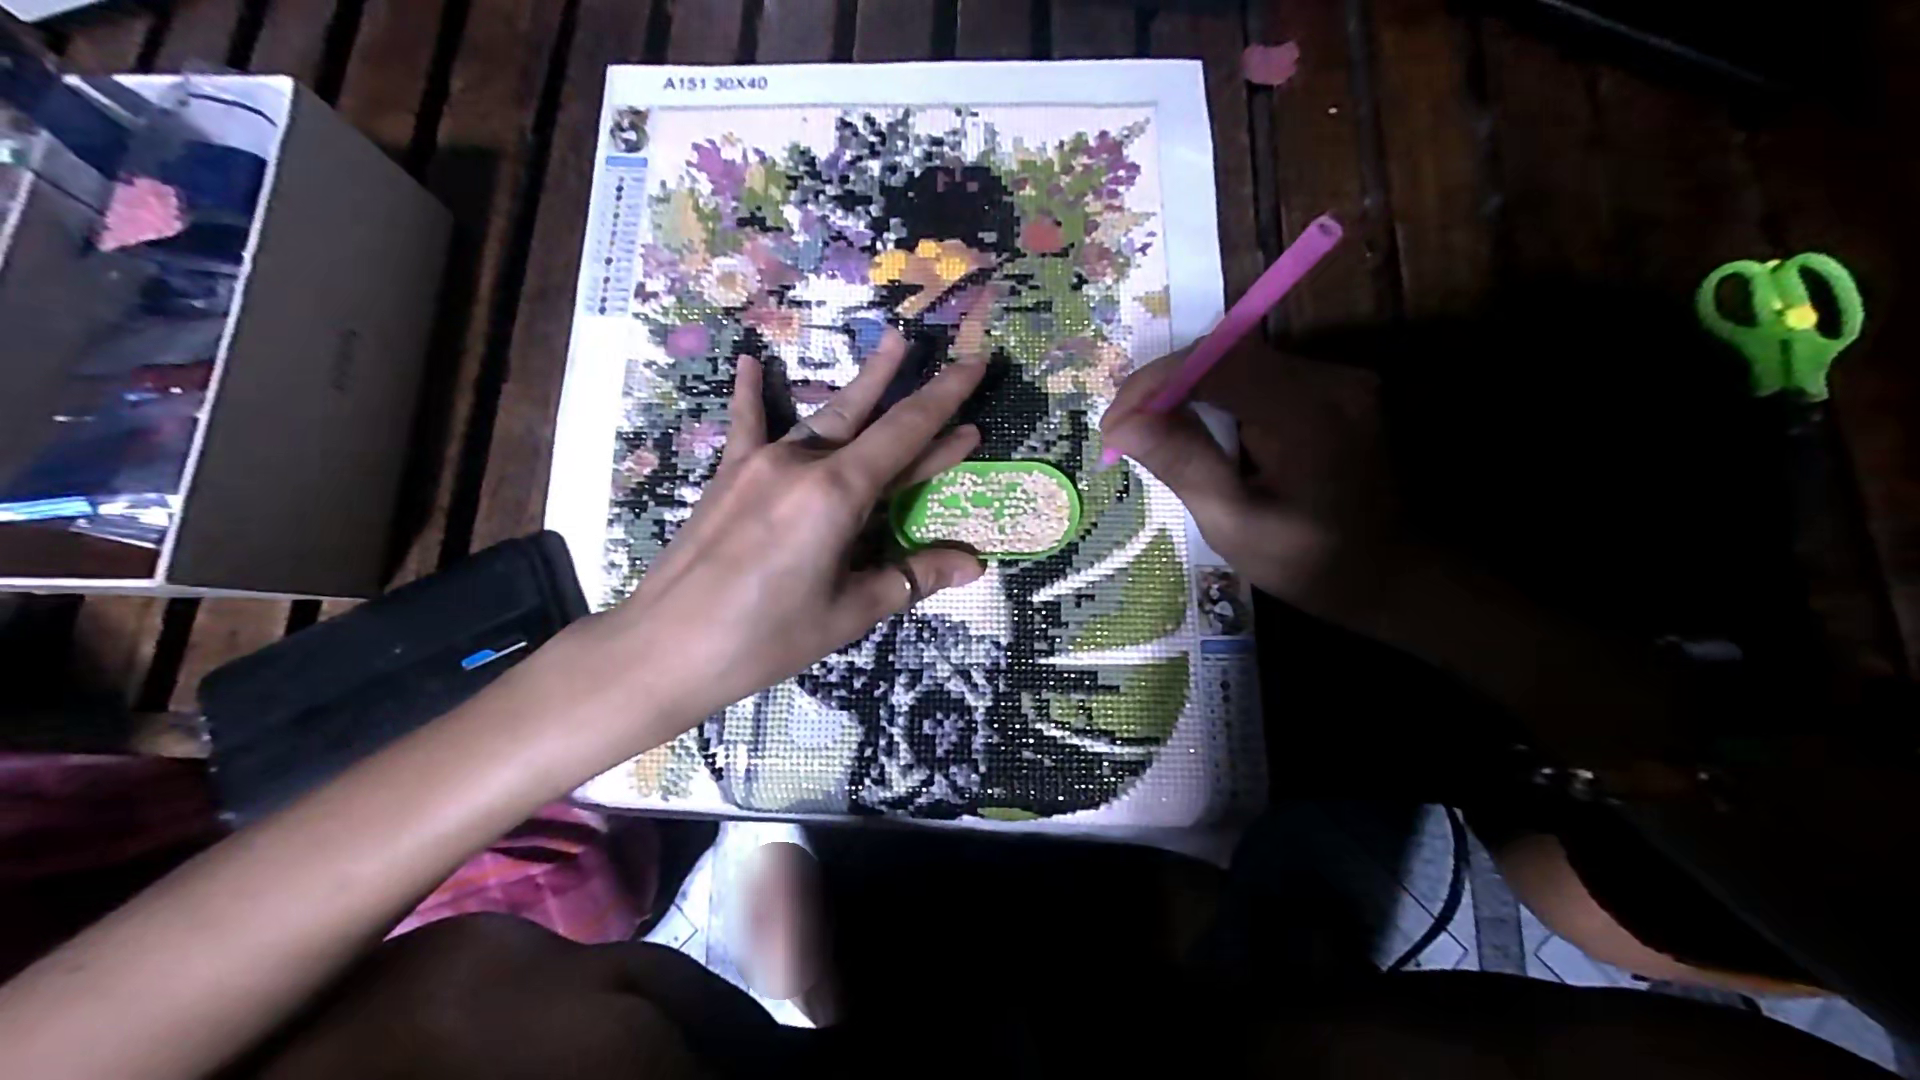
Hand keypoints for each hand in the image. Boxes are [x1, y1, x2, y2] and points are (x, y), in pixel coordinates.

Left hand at [590, 331, 986, 728]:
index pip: (907, 433)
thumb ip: (911, 577)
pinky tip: (748, 361)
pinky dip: (751, 395)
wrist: (665, 647)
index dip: (947, 399)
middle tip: (954, 359)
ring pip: (824, 415)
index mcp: (837, 493)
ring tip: (892, 344)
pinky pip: (747, 425)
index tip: (977, 365)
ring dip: (864, 385)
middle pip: (871, 415)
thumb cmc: (765, 637)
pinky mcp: (728, 475)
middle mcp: (801, 461)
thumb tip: (974, 564)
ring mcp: (760, 462)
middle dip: (917, 387)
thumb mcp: (849, 611)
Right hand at [1100, 340, 1399, 619]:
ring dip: (1184, 389)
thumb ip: (1182, 464)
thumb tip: (1120, 424)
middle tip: (1123, 429)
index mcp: (1307, 415)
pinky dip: (1214, 396)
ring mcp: (1335, 378)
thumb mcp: (1233, 524)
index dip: (1153, 383)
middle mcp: (1328, 379)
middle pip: (1224, 352)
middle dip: (1162, 385)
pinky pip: (1255, 375)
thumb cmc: (1307, 563)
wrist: (1387, 573)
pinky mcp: (1330, 387)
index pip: (1215, 362)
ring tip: (1148, 431)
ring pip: (1235, 360)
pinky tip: (1193, 430)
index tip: (1114, 425)